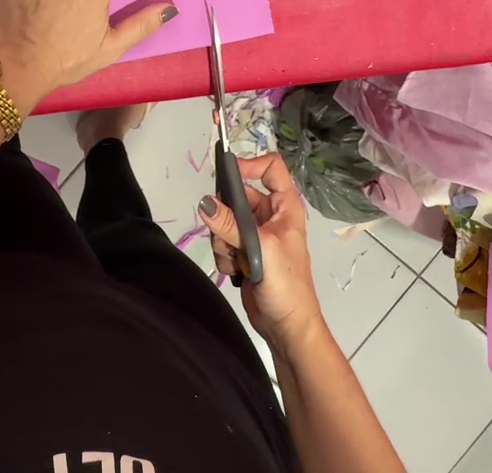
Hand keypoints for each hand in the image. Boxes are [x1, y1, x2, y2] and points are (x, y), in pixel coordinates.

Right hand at [198, 153, 326, 351]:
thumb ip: (230, 223)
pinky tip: (234, 270)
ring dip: (223, 239)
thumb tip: (205, 202)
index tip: (227, 177)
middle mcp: (271, 215)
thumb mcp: (259, 248)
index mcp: (285, 206)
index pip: (270, 167)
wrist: (286, 326)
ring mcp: (256, 234)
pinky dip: (224, 254)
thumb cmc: (286, 284)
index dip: (250, 165)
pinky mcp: (245, 252)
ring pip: (226, 220)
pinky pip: (223, 240)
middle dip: (227, 216)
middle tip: (227, 235)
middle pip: (238, 196)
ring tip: (235, 259)